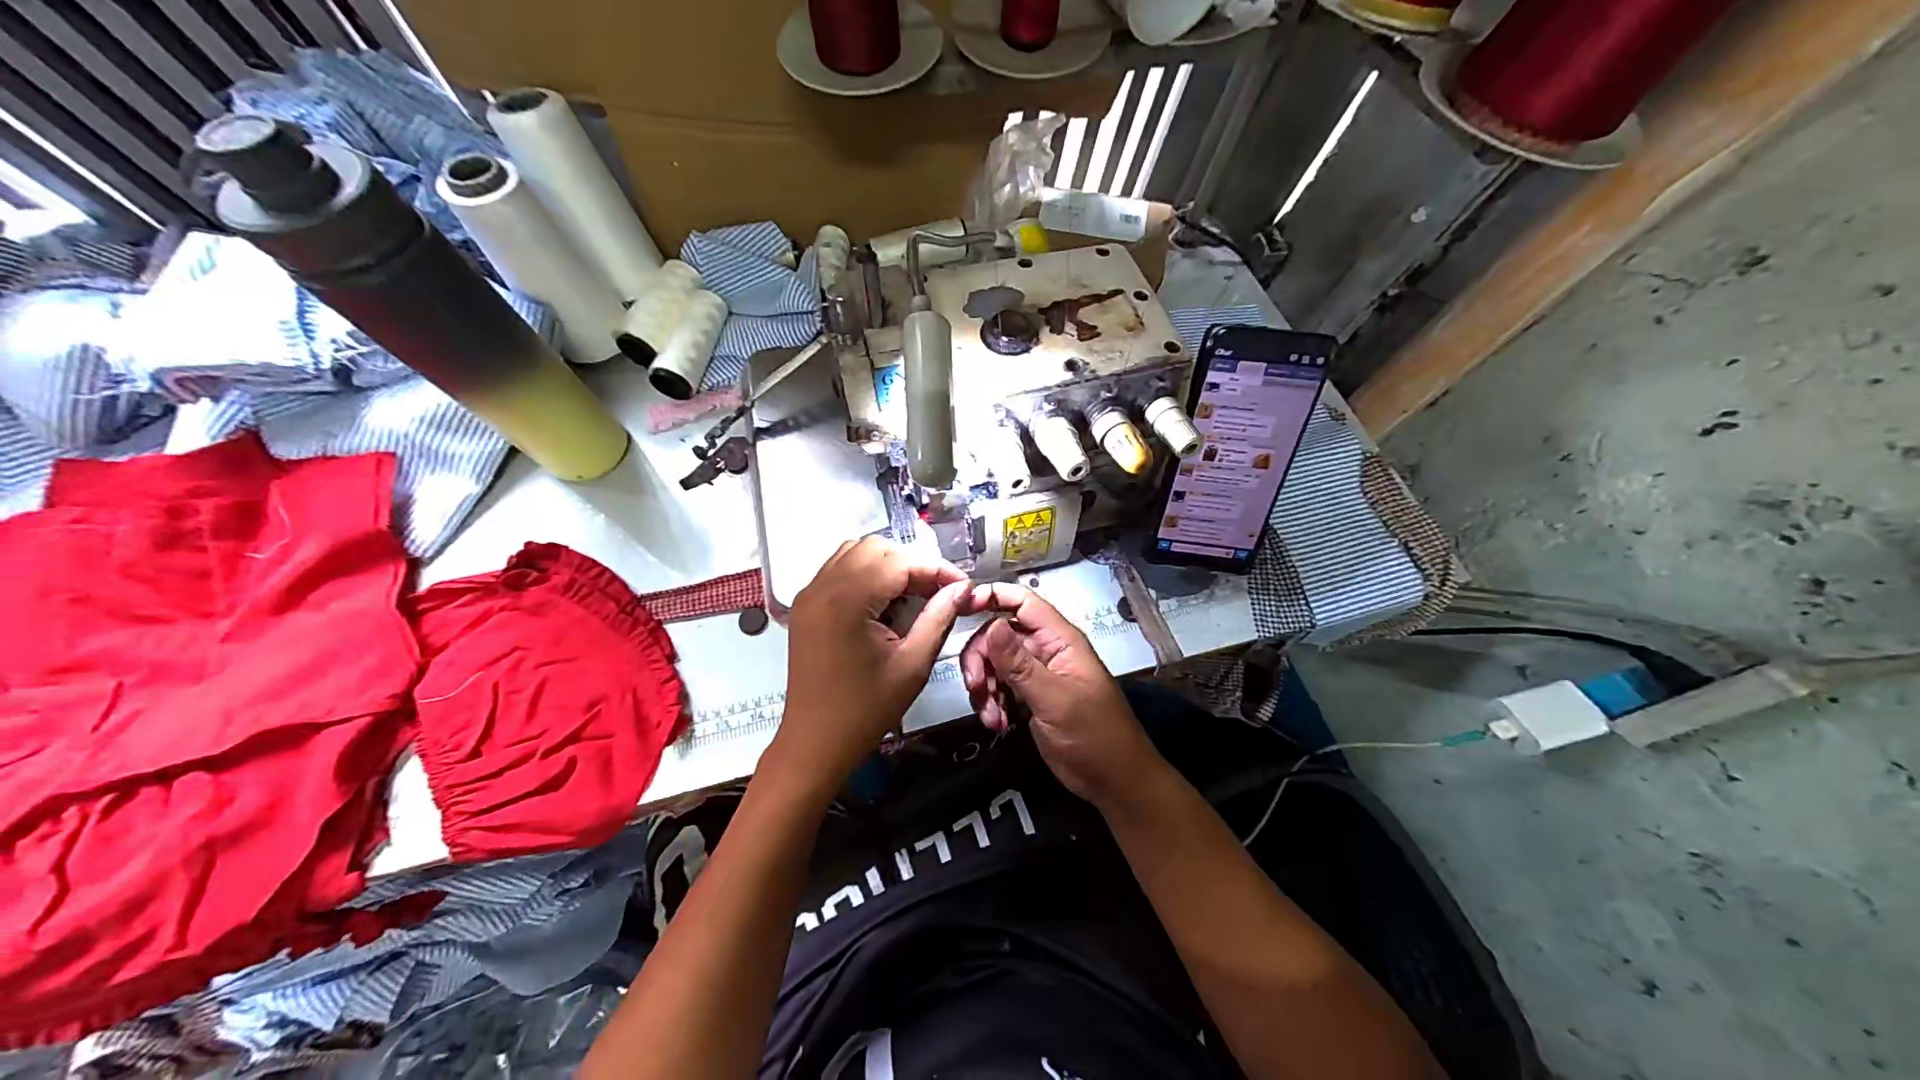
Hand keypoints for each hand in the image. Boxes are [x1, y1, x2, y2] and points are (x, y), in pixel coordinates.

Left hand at [773, 537, 969, 786]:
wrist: (814, 743)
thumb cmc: (865, 710)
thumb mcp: (912, 665)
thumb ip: (939, 618)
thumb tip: (962, 588)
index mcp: (847, 600)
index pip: (899, 561)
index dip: (936, 569)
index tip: (962, 587)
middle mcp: (822, 587)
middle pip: (876, 548)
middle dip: (912, 564)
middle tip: (937, 593)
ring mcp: (809, 594)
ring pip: (856, 553)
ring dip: (889, 566)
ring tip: (913, 597)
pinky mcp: (805, 606)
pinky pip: (839, 570)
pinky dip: (866, 576)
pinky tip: (885, 605)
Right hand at [956, 583, 1166, 806]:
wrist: (1112, 781)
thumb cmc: (1094, 736)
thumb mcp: (1055, 700)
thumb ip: (1020, 664)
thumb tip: (991, 625)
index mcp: (1059, 640)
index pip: (1022, 602)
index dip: (991, 597)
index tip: (959, 608)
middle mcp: (1045, 650)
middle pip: (997, 634)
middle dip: (981, 660)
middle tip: (976, 689)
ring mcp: (1035, 674)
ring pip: (993, 663)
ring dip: (983, 687)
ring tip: (991, 717)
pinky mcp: (1027, 697)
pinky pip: (997, 687)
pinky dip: (990, 703)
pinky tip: (997, 723)